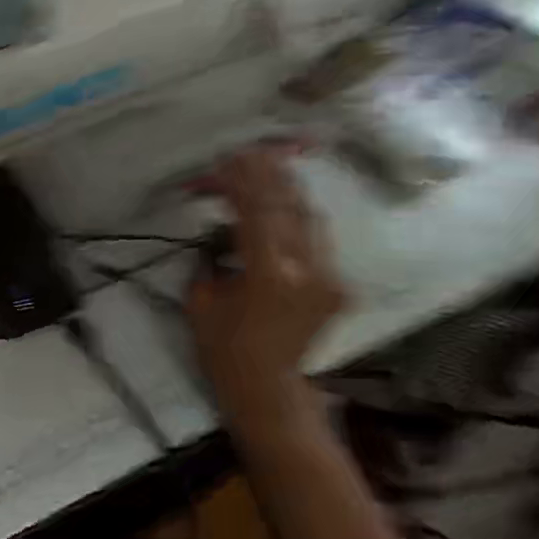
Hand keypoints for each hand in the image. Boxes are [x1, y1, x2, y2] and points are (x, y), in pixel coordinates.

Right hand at [186, 146, 345, 428]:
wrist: (269, 387)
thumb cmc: (224, 350)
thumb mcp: (201, 303)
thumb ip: (211, 261)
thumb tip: (219, 234)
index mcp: (270, 276)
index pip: (257, 214)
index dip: (241, 183)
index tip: (225, 161)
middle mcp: (309, 270)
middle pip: (291, 208)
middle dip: (269, 176)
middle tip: (249, 151)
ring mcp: (330, 276)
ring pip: (311, 219)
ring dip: (287, 191)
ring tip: (269, 165)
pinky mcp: (337, 283)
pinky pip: (317, 239)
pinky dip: (297, 216)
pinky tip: (284, 202)